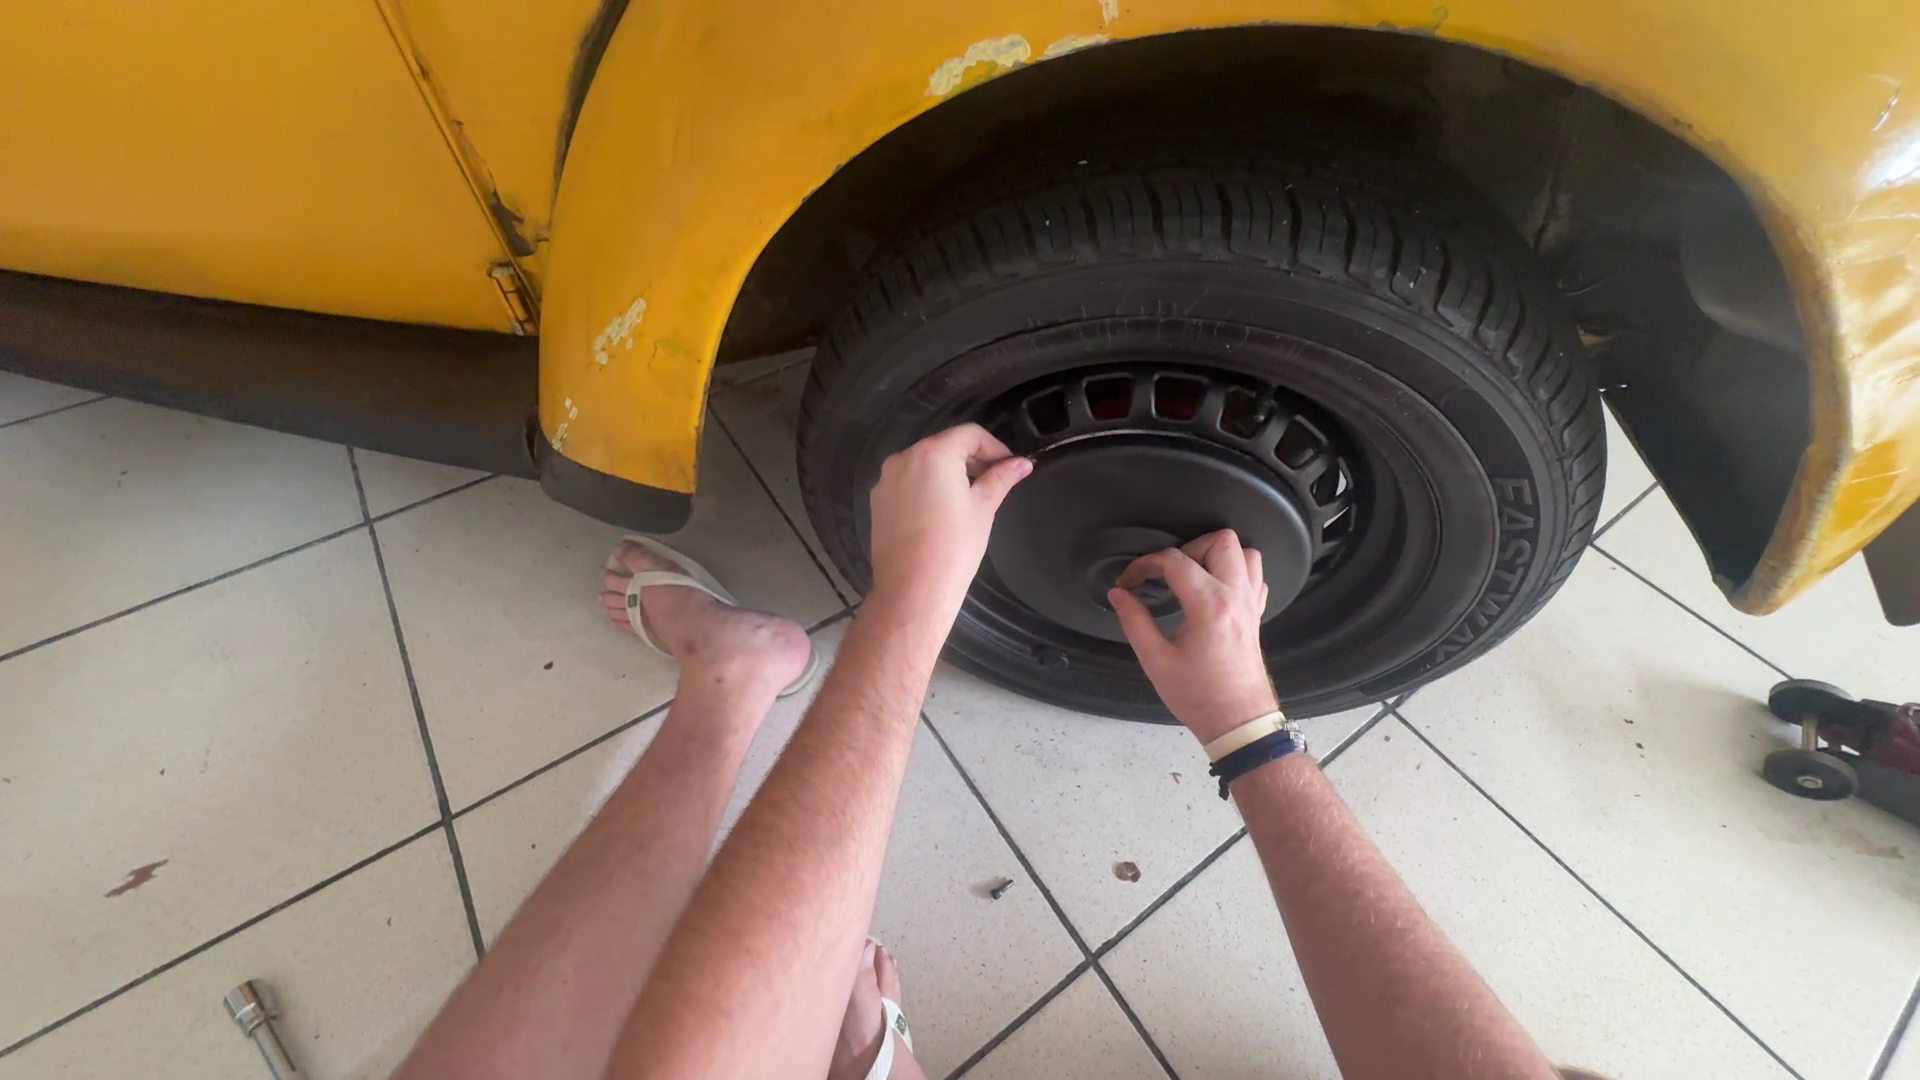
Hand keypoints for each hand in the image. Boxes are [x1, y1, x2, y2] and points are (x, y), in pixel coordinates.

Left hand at [868, 424, 1032, 615]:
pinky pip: (908, 483)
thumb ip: (1001, 478)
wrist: (912, 589)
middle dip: (972, 459)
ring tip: (969, 498)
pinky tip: (941, 512)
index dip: (994, 446)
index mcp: (933, 454)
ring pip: (924, 464)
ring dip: (949, 472)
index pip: (969, 434)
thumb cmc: (953, 548)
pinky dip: (927, 487)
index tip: (1009, 465)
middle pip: (945, 446)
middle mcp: (904, 459)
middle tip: (994, 481)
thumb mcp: (984, 508)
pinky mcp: (878, 501)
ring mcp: (886, 480)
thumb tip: (1021, 464)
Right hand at [1108, 529, 1278, 743]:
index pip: (1174, 561)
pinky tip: (1213, 588)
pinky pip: (1255, 576)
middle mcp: (1235, 597)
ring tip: (1191, 575)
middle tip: (1166, 572)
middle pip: (1220, 541)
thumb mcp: (1156, 661)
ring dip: (1216, 555)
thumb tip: (1119, 594)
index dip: (1144, 565)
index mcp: (1209, 606)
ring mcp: (1250, 605)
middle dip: (1187, 548)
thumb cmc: (1199, 697)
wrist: (1239, 723)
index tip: (1129, 581)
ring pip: (1245, 552)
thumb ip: (1134, 621)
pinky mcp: (1256, 615)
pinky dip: (1235, 571)